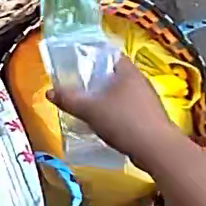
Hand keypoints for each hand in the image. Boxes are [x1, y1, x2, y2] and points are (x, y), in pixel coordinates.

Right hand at [48, 55, 187, 167]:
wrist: (157, 149)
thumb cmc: (123, 121)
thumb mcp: (90, 110)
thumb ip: (69, 99)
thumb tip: (49, 92)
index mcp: (128, 71)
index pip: (111, 55)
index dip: (94, 58)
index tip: (79, 65)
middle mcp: (141, 81)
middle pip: (116, 75)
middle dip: (98, 81)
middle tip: (80, 87)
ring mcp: (148, 100)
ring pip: (123, 93)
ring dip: (108, 98)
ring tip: (90, 106)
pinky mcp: (150, 118)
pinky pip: (129, 109)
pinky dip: (116, 113)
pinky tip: (106, 123)